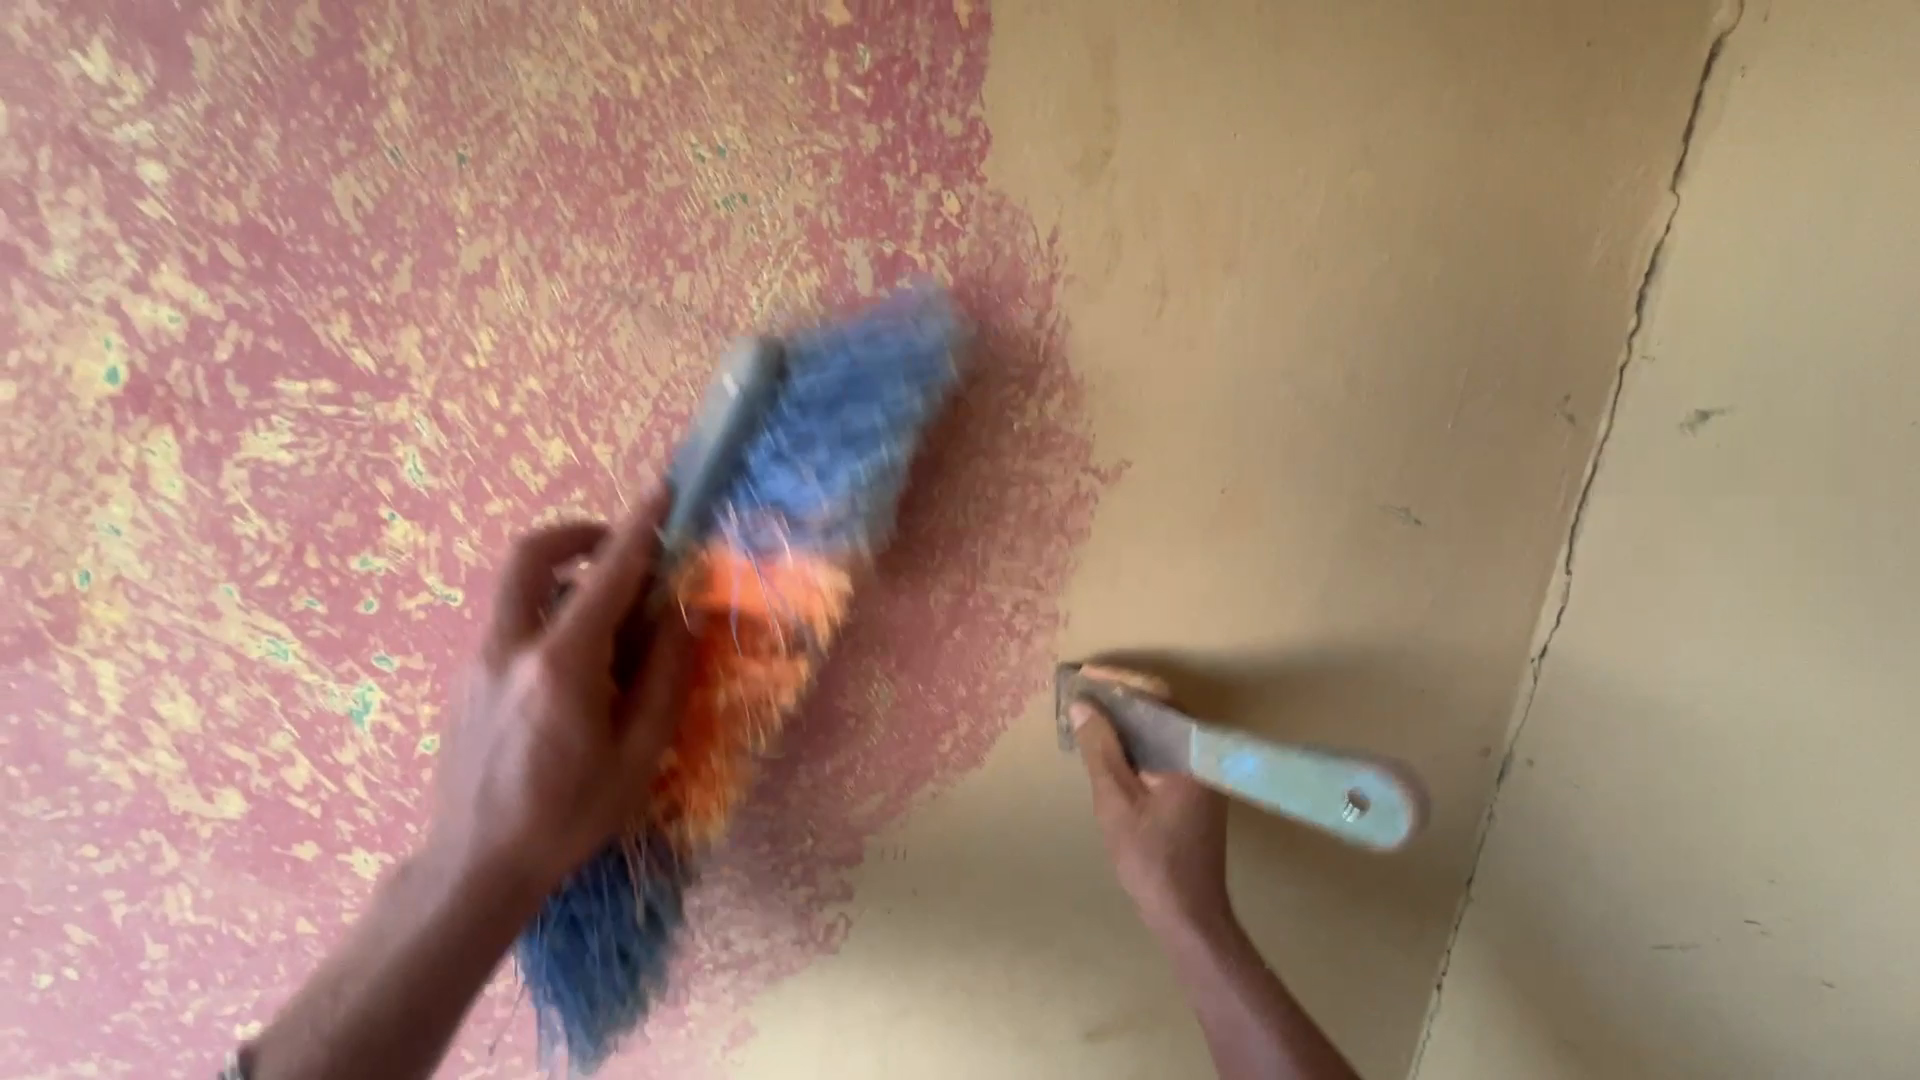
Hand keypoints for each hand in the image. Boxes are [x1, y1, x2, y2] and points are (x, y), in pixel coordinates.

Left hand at [428, 487, 694, 895]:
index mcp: (561, 664)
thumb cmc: (570, 814)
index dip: (638, 527)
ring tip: (608, 620)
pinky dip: (547, 612)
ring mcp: (477, 662)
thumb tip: (683, 613)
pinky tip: (576, 666)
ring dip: (564, 578)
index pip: (607, 575)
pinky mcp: (464, 680)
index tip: (662, 490)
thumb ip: (665, 674)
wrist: (475, 867)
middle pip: (530, 556)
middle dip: (577, 535)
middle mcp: (510, 647)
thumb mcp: (639, 751)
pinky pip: (510, 621)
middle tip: (617, 549)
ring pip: (517, 588)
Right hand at [1070, 677, 1230, 935]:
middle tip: (1082, 695)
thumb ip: (1100, 748)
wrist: (1188, 915)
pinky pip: (1162, 752)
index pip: (1156, 696)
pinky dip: (1134, 745)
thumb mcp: (1115, 800)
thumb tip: (1083, 704)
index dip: (1120, 681)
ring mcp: (1200, 775)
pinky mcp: (1192, 792)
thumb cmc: (1150, 858)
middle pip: (1160, 710)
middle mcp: (1201, 756)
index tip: (1086, 677)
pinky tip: (1107, 751)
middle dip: (1120, 698)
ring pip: (1160, 732)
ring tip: (1088, 717)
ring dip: (1125, 722)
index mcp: (1190, 752)